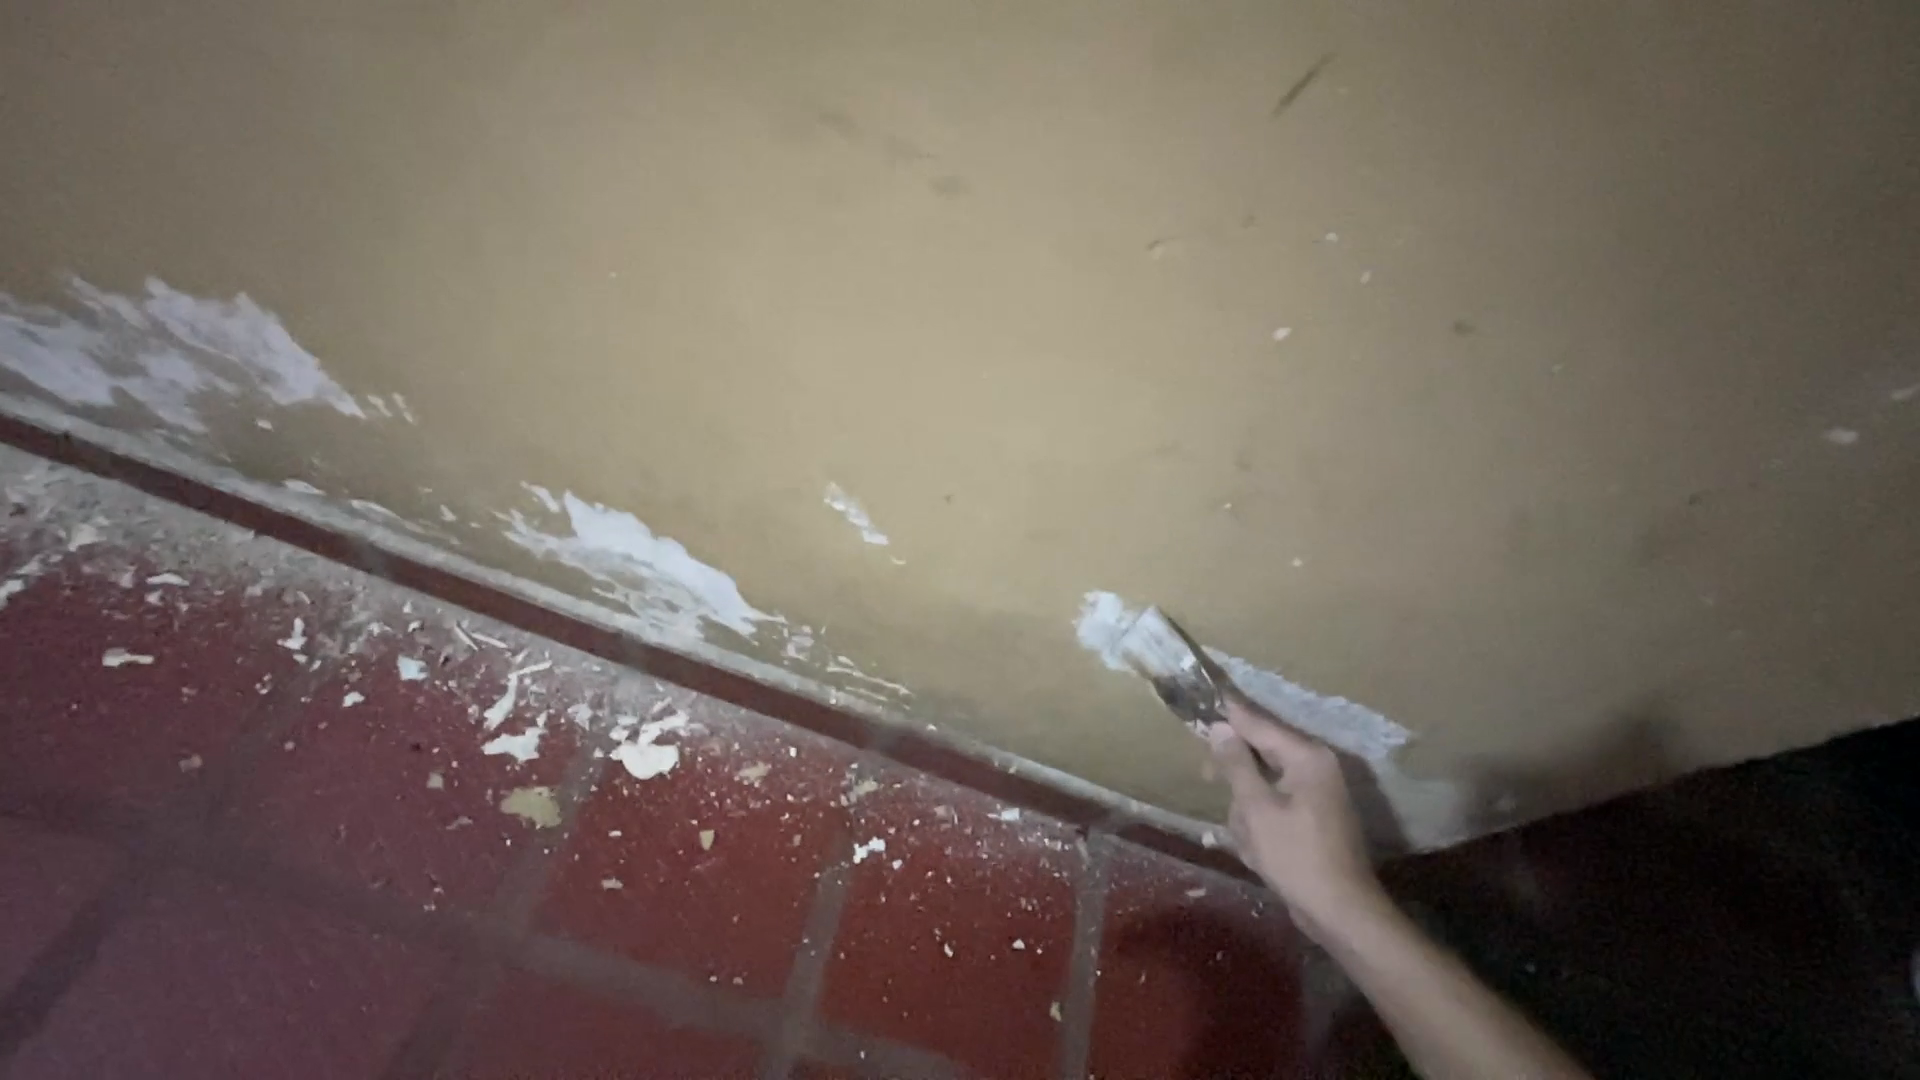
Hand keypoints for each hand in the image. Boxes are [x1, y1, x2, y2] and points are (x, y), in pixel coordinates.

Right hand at [1207, 693, 1384, 939]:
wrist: (1341, 912)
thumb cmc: (1296, 856)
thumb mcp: (1256, 808)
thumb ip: (1236, 764)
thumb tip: (1219, 727)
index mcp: (1306, 757)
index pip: (1257, 723)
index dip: (1226, 716)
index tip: (1198, 702)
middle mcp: (1315, 766)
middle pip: (1259, 753)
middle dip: (1235, 776)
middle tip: (1206, 777)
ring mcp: (1316, 792)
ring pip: (1262, 783)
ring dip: (1246, 809)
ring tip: (1248, 840)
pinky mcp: (1313, 817)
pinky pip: (1274, 805)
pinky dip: (1260, 824)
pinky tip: (1258, 851)